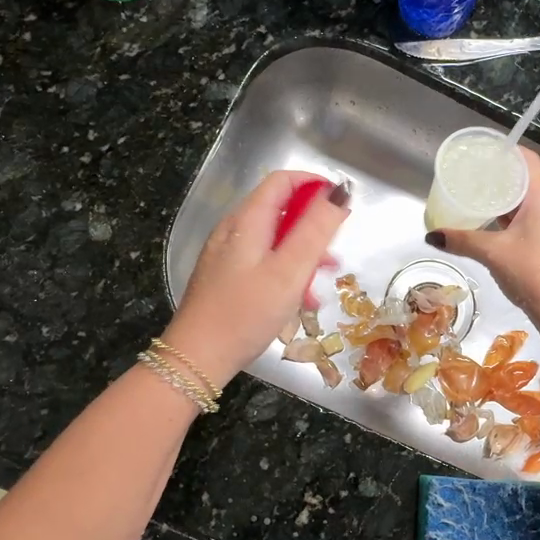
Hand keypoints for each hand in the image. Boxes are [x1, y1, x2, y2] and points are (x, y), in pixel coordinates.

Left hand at [165, 171, 348, 384]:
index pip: (282, 181)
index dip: (315, 185)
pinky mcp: (225, 279)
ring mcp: (226, 255)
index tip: (342, 206)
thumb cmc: (246, 313)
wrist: (197, 358)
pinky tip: (297, 300)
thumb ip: (316, 229)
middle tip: (334, 255)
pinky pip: (262, 262)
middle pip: (279, 211)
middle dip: (313, 227)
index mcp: (247, 221)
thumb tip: (338, 193)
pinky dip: (285, 272)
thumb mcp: (290, 271)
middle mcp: (233, 231)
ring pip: (274, 240)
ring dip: (302, 254)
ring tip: (320, 283)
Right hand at [426, 149, 539, 320]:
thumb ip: (462, 241)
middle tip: (472, 171)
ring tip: (476, 192)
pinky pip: (523, 217)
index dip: (507, 150)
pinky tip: (487, 220)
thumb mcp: (493, 253)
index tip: (483, 150)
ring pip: (523, 199)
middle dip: (499, 172)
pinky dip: (506, 214)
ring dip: (502, 194)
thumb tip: (432, 236)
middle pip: (525, 178)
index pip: (528, 160)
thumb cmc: (532, 273)